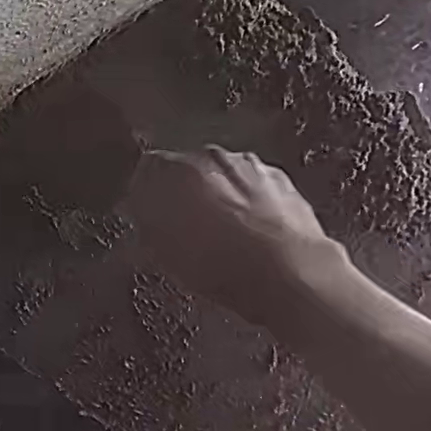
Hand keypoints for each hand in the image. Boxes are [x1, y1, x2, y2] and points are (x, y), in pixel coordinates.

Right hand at [124, 146, 348, 331]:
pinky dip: (245, 206)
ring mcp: (248, 165)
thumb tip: (143, 216)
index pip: (145, 171)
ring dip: (215, 200)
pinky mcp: (280, 180)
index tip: (145, 217)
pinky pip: (250, 189)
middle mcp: (210, 157)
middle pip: (185, 170)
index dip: (144, 196)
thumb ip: (147, 225)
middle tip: (180, 232)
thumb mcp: (163, 255)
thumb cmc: (221, 266)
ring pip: (220, 178)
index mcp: (172, 170)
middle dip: (181, 195)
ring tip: (217, 240)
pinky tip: (245, 238)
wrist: (288, 273)